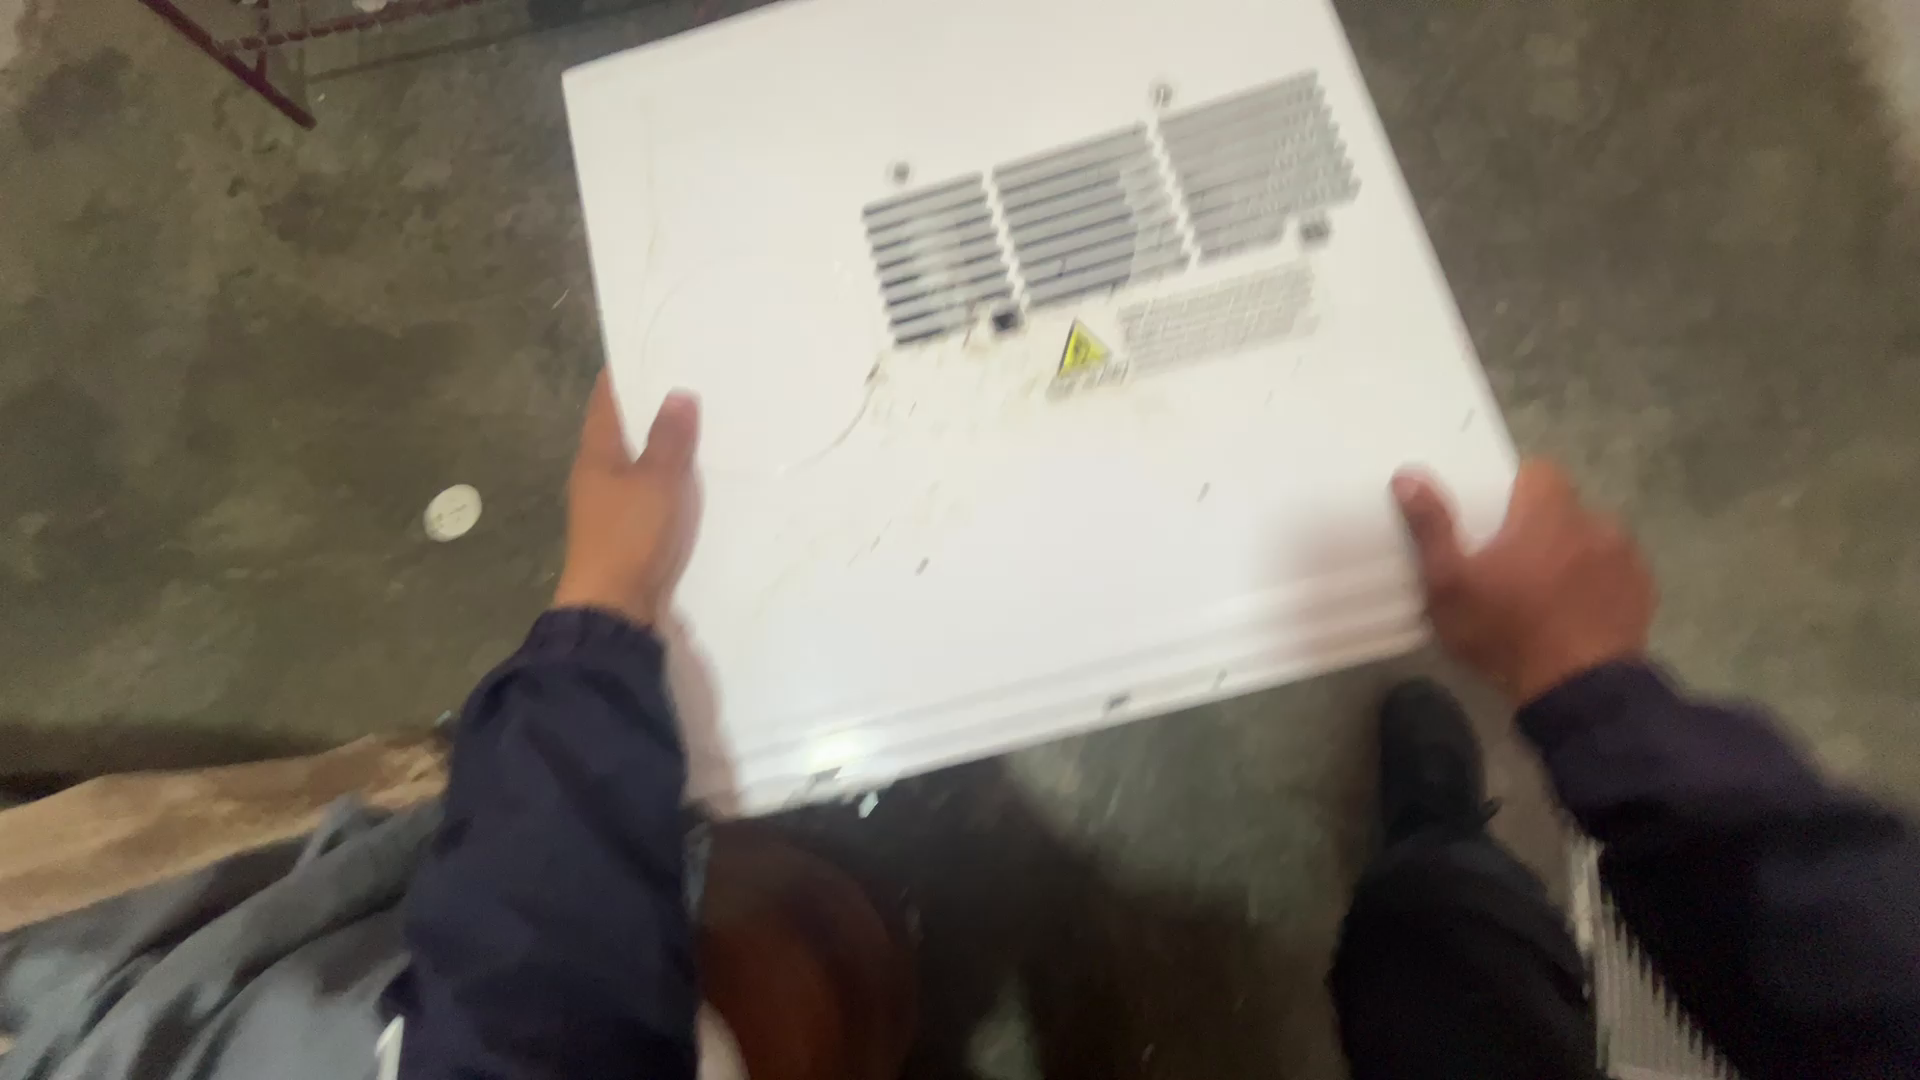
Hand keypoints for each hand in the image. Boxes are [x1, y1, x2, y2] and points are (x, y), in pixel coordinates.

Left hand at [552, 373, 700, 627]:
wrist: (617, 605)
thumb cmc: (630, 536)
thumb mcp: (656, 481)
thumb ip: (669, 440)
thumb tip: (678, 394)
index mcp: (596, 455)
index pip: (607, 400)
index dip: (625, 374)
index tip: (653, 350)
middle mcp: (598, 474)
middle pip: (624, 430)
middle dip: (651, 407)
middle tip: (690, 381)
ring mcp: (612, 505)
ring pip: (639, 461)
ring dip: (663, 444)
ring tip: (701, 423)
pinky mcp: (630, 531)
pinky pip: (652, 490)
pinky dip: (670, 476)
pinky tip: (696, 476)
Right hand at [1391, 460, 1655, 703]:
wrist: (1575, 690)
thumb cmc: (1502, 629)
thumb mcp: (1448, 582)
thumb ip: (1431, 526)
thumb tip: (1408, 474)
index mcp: (1547, 515)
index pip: (1538, 471)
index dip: (1511, 487)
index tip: (1488, 514)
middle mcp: (1595, 525)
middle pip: (1562, 506)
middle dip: (1535, 523)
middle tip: (1502, 558)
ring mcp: (1626, 559)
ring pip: (1589, 538)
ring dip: (1566, 550)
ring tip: (1537, 587)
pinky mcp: (1642, 592)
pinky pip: (1611, 569)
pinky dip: (1590, 579)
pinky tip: (1567, 608)